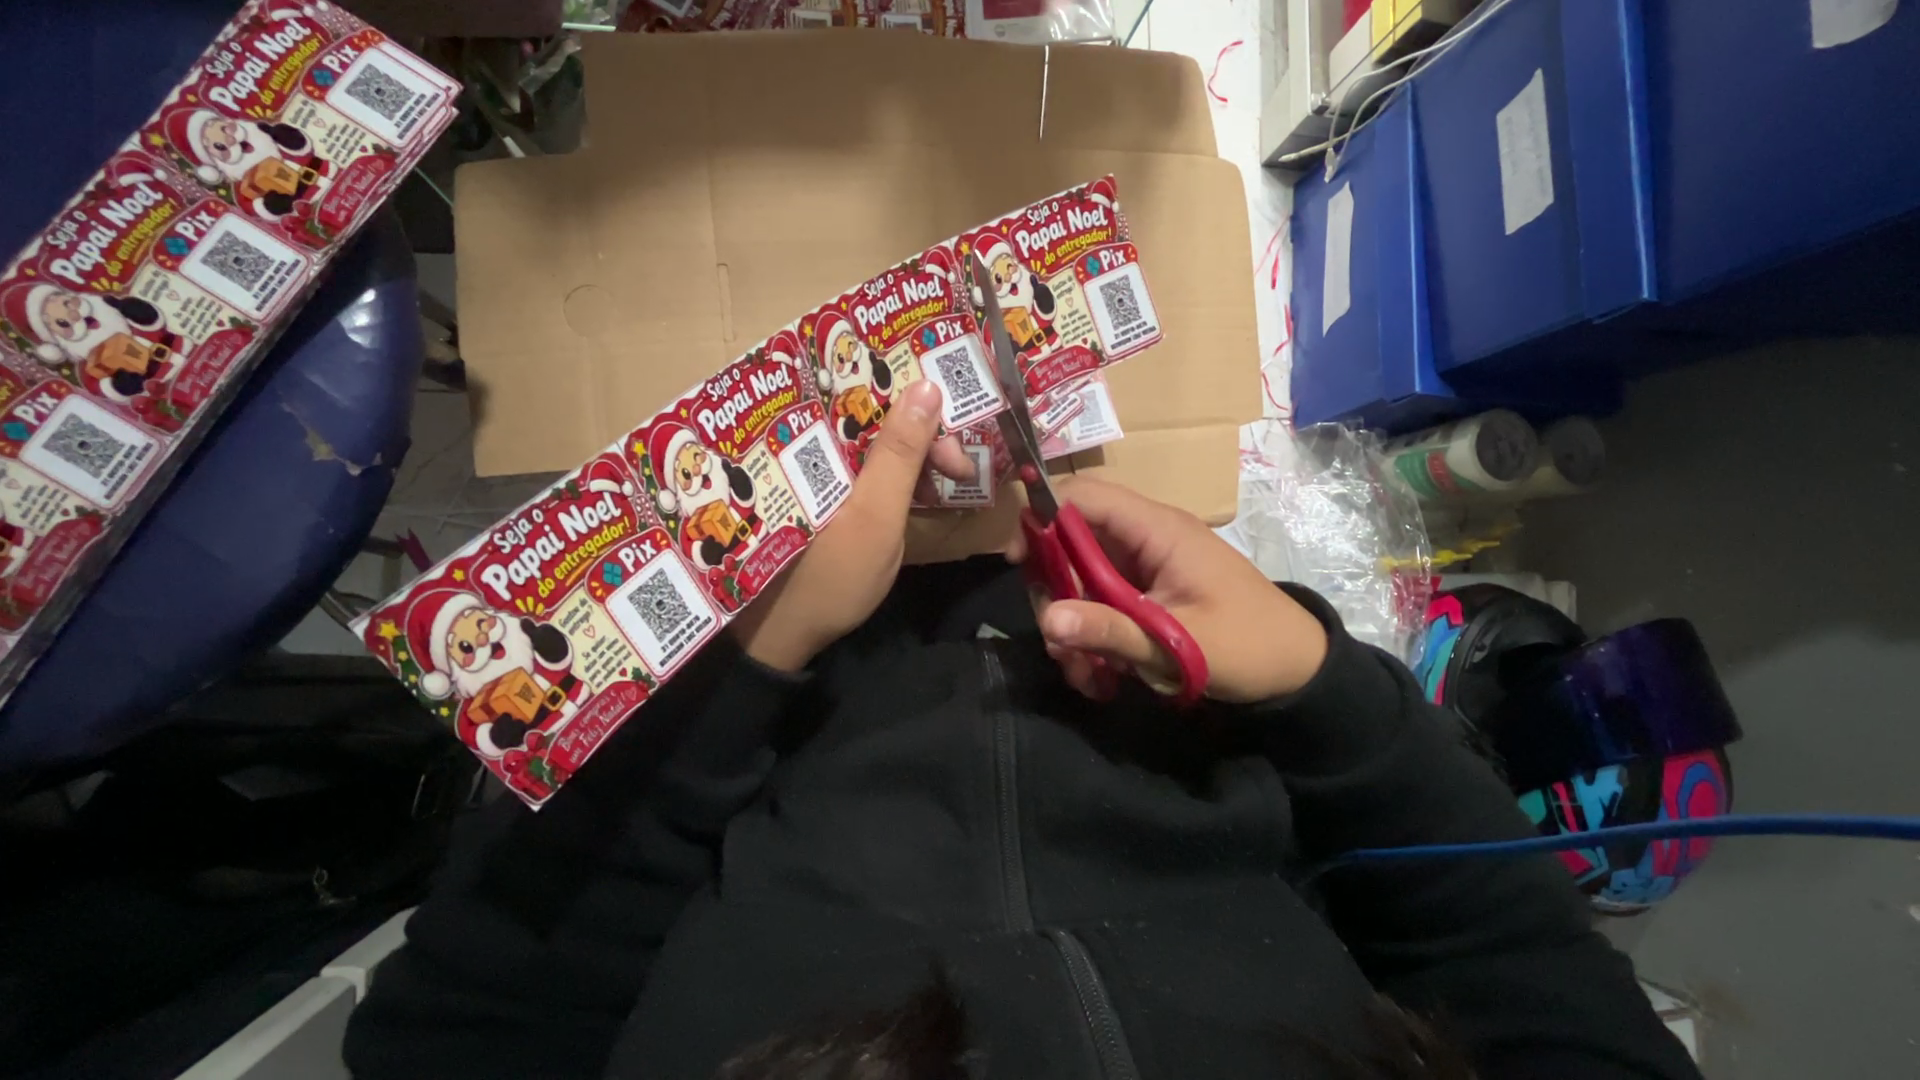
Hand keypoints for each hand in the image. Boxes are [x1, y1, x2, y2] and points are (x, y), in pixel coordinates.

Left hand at [728, 381, 973, 671]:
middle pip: (879, 417)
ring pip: (877, 444)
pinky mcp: (826, 496)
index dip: (924, 412)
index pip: (874, 397)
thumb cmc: (832, 575)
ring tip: (946, 483)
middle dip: (927, 437)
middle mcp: (815, 446)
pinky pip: (867, 470)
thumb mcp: (876, 515)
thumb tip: (926, 385)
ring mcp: (820, 472)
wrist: (782, 632)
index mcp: (820, 442)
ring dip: (917, 459)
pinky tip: (921, 492)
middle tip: (959, 471)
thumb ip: (901, 454)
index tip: (956, 447)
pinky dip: (898, 478)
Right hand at [1010, 477, 1328, 703]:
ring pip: (1080, 581)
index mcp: (1157, 530)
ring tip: (1084, 673)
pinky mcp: (1144, 595)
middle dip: (1055, 593)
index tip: (1019, 563)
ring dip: (1073, 626)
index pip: (1084, 496)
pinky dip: (1092, 637)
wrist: (1297, 671)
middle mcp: (1144, 540)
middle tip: (1058, 640)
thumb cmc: (1248, 646)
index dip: (1043, 518)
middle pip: (1071, 543)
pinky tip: (1100, 677)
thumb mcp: (1176, 643)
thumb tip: (1047, 620)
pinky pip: (1100, 604)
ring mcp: (1144, 568)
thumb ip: (1111, 630)